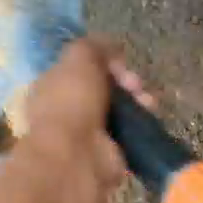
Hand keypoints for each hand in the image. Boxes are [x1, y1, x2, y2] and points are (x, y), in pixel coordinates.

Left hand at [18, 38, 155, 202]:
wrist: (77, 156)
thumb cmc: (71, 101)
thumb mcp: (79, 57)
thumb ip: (94, 46)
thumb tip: (111, 49)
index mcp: (51, 86)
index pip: (80, 68)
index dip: (103, 60)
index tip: (119, 60)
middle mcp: (67, 109)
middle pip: (104, 87)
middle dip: (125, 80)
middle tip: (134, 83)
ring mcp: (89, 133)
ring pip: (120, 108)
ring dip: (138, 100)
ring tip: (147, 101)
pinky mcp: (109, 152)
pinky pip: (130, 131)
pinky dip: (143, 122)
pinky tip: (150, 115)